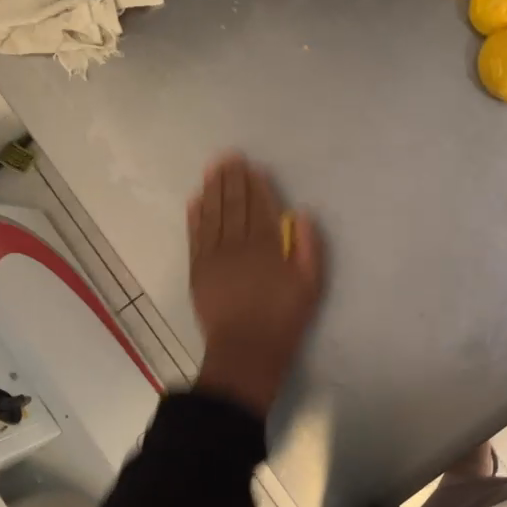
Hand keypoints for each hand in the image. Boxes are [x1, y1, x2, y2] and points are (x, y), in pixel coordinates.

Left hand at [187, 154, 322, 417]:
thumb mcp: (310, 284)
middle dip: (232, 179)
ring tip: (213, 169)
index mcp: (267, 245)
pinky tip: (196, 199)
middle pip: (234, 204)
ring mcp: (214, 255)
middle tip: (229, 157)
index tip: (252, 167)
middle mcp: (238, 243)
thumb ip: (307, 246)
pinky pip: (196, 234)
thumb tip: (299, 214)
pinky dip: (196, 215)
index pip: (260, 206)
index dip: (256, 185)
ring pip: (213, 214)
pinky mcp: (199, 269)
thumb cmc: (284, 318)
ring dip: (213, 189)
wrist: (246, 350)